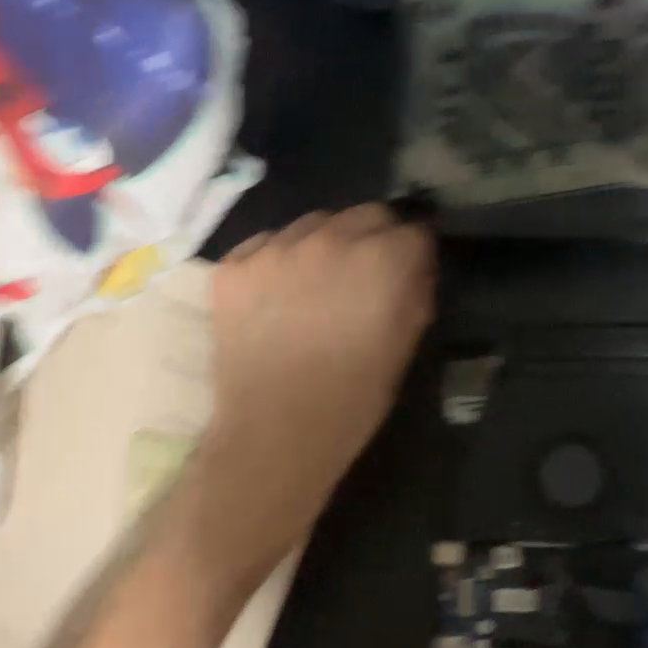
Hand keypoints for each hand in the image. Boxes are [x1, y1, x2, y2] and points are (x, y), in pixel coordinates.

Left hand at [197, 204, 435, 577]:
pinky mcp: (233, 265)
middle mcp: (331, 238)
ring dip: (324, 245)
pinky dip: (277, 261)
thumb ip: (414, 293)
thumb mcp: (404, 346)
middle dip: (373, 238)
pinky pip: (266, 244)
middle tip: (363, 278)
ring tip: (316, 285)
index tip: (408, 270)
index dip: (414, 251)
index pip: (414, 228)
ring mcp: (275, 248)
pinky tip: (277, 297)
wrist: (275, 432)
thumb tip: (414, 266)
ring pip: (313, 224)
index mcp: (384, 260)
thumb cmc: (352, 400)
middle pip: (365, 214)